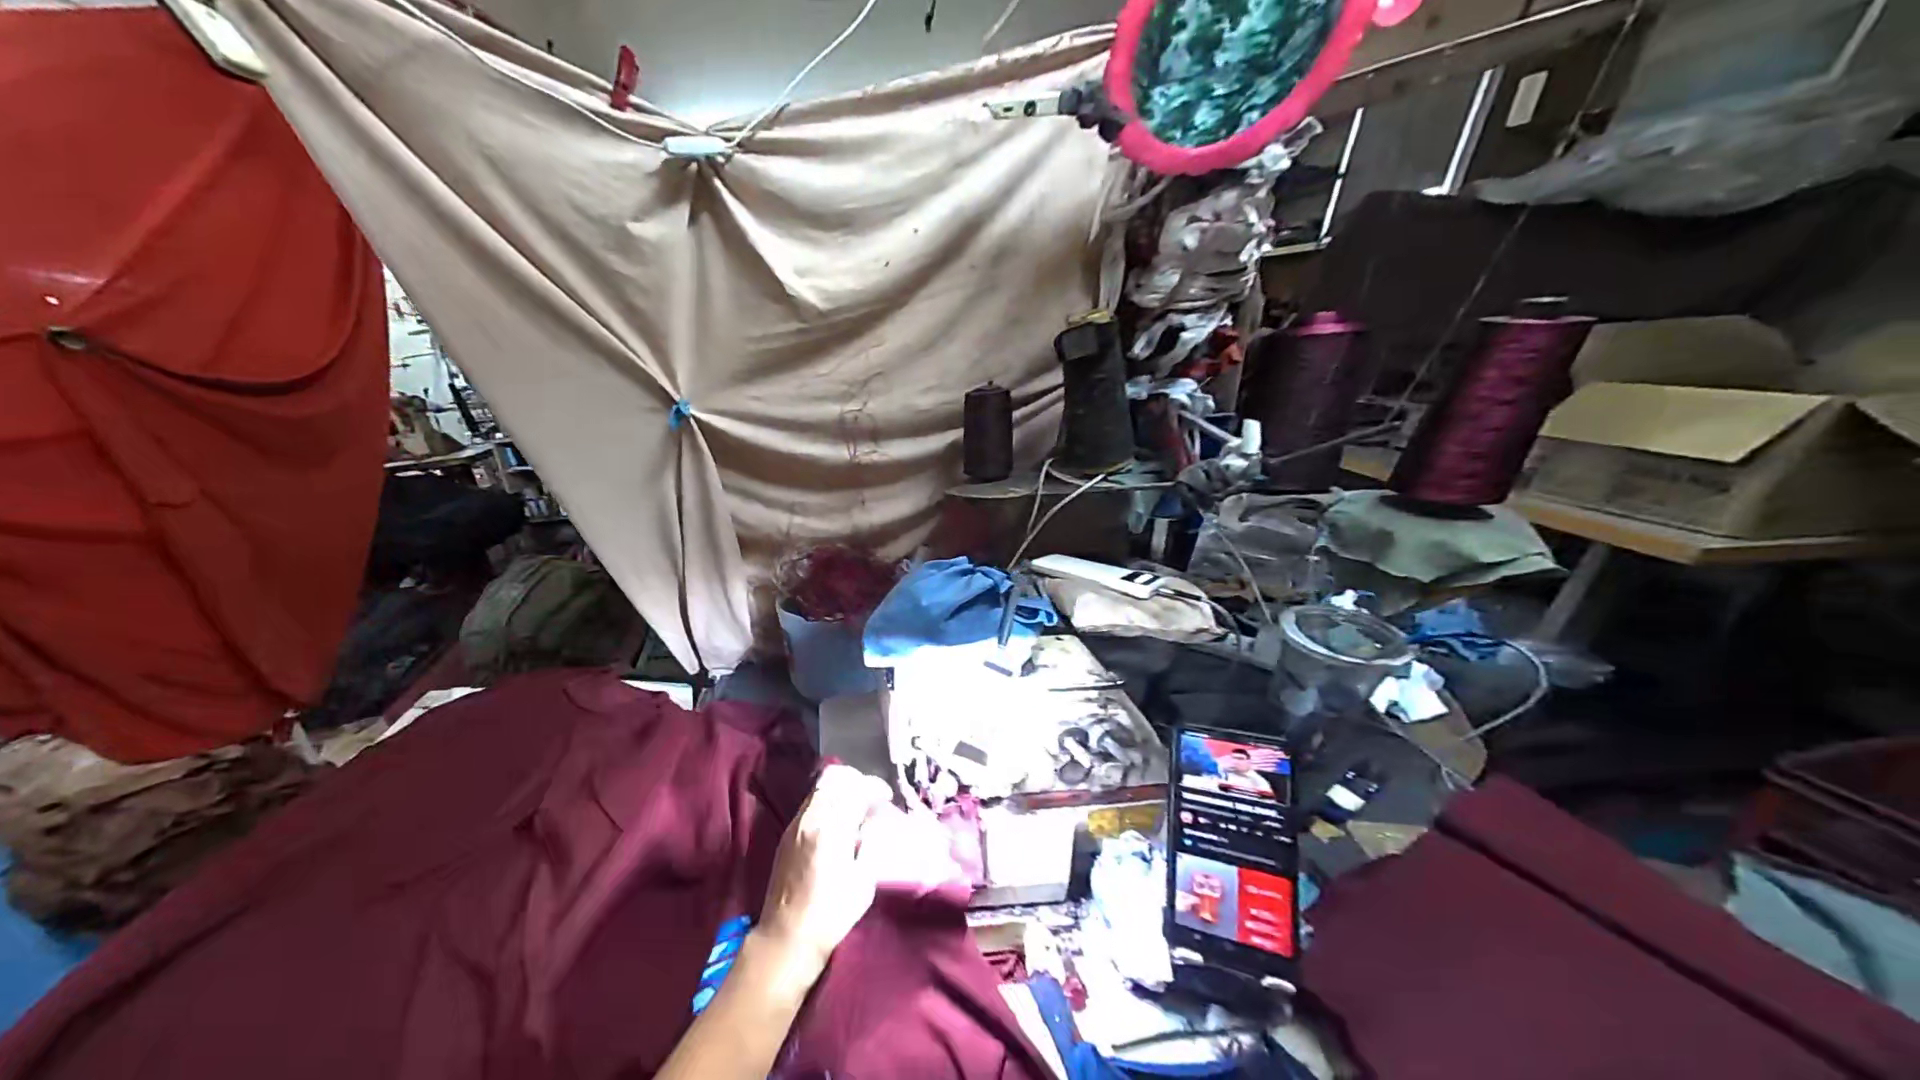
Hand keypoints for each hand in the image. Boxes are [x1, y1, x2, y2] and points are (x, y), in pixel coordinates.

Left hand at [752, 765, 892, 983]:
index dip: (875, 788)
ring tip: (857, 807)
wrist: (786, 938)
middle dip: (858, 782)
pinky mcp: (787, 835)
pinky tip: (838, 820)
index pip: (855, 789)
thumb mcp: (863, 881)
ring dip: (841, 789)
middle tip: (873, 798)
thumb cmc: (831, 915)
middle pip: (835, 780)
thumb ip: (870, 843)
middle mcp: (810, 819)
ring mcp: (795, 825)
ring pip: (820, 788)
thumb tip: (872, 822)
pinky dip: (828, 800)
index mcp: (831, 829)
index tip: (886, 797)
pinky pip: (810, 802)